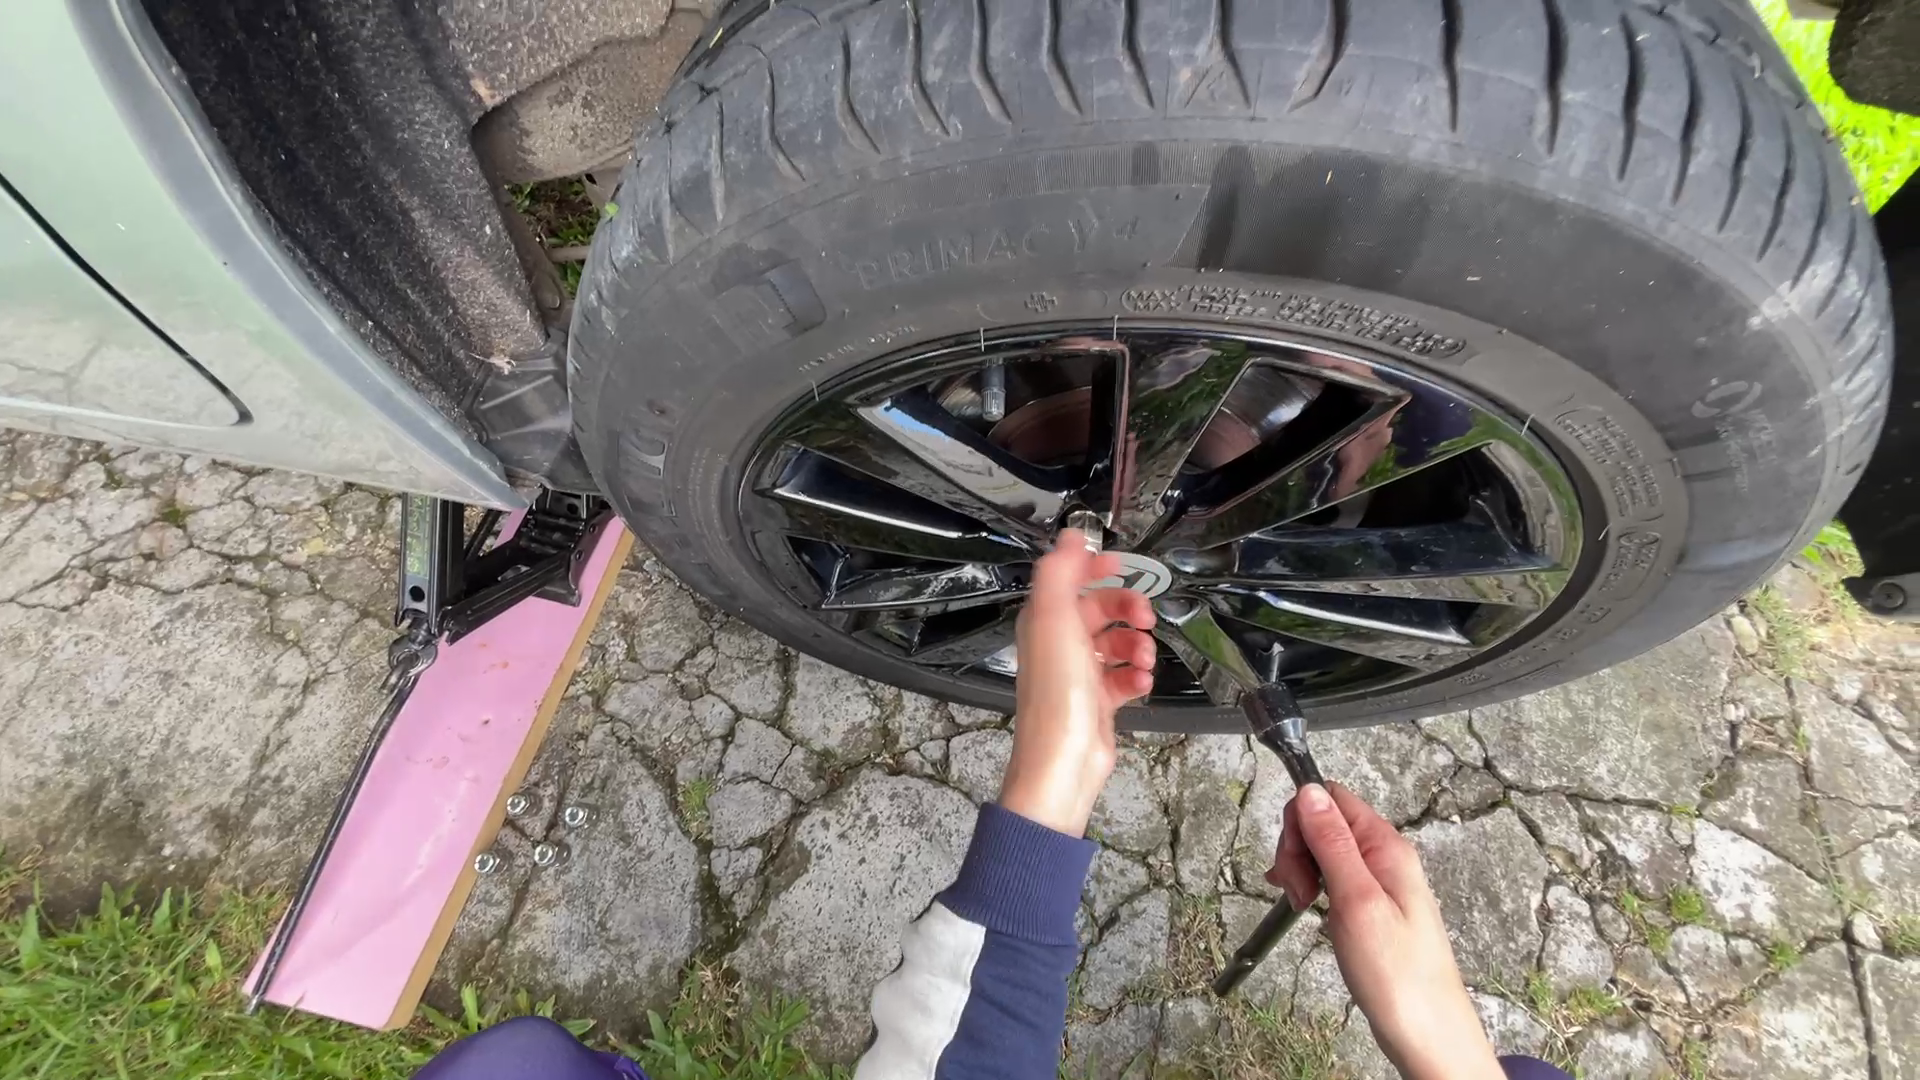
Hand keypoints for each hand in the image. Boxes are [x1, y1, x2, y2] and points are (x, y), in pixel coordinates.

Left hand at [996, 530, 1156, 836]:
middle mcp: (1059, 643)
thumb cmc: (1059, 690)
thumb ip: (1060, 574)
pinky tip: (1140, 684)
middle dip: (1127, 609)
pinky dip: (1136, 677)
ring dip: (1137, 645)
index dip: (1094, 567)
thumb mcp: (1055, 621)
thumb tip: (1070, 535)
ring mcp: (1079, 674)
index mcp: (1044, 621)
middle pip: (1100, 610)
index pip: (1069, 580)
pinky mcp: (1099, 701)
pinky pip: (1124, 677)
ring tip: (1143, 661)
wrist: (1064, 761)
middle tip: (1147, 617)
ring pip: (1117, 643)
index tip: (1123, 565)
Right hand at [1268, 783, 1503, 1079]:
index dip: (1300, 818)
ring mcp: (1377, 879)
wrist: (1429, 1040)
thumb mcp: (1355, 900)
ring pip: (1321, 847)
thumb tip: (1308, 788)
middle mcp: (1383, 854)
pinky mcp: (1369, 902)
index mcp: (1385, 846)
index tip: (1293, 859)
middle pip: (1323, 820)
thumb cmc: (1395, 973)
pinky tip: (1302, 902)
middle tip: (1297, 890)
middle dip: (1297, 847)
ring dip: (1300, 867)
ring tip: (1300, 903)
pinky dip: (1309, 882)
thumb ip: (1331, 842)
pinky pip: (1329, 872)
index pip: (1330, 797)